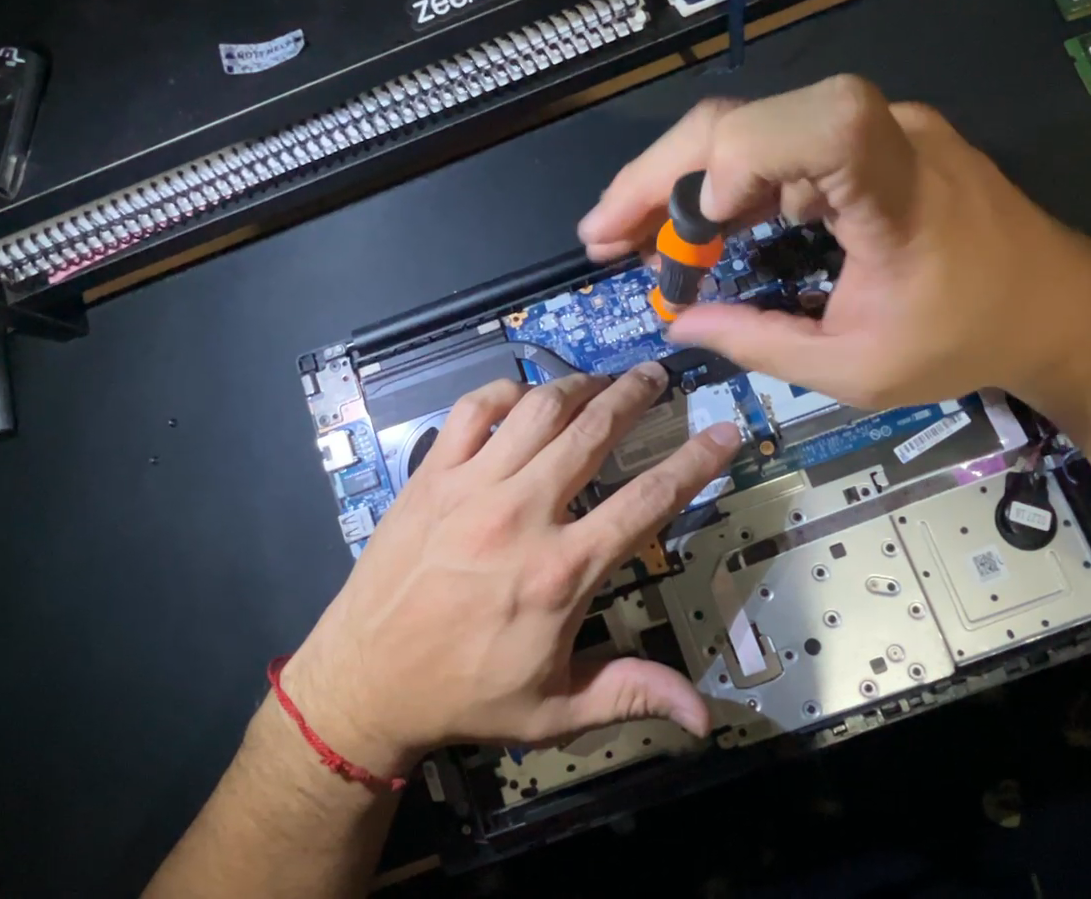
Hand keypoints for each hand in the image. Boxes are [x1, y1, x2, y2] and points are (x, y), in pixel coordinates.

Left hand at [281, 365, 741, 776]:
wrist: (367, 679)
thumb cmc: (465, 695)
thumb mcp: (555, 710)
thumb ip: (631, 694)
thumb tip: (706, 715)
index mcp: (562, 570)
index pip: (647, 500)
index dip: (695, 461)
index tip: (723, 431)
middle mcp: (522, 513)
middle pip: (593, 433)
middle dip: (634, 395)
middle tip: (658, 375)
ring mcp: (471, 487)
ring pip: (537, 410)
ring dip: (577, 386)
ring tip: (602, 379)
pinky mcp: (430, 475)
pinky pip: (471, 411)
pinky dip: (504, 391)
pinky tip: (525, 395)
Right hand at [577, 75, 1090, 410]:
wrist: (1054, 307)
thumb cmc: (965, 340)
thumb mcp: (855, 367)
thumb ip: (759, 342)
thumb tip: (677, 323)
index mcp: (901, 189)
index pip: (824, 122)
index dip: (745, 157)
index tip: (703, 225)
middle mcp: (883, 135)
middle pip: (749, 119)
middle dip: (660, 177)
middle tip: (600, 236)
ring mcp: (870, 131)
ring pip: (746, 129)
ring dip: (674, 183)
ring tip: (622, 239)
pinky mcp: (858, 145)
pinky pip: (770, 149)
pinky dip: (716, 189)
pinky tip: (684, 231)